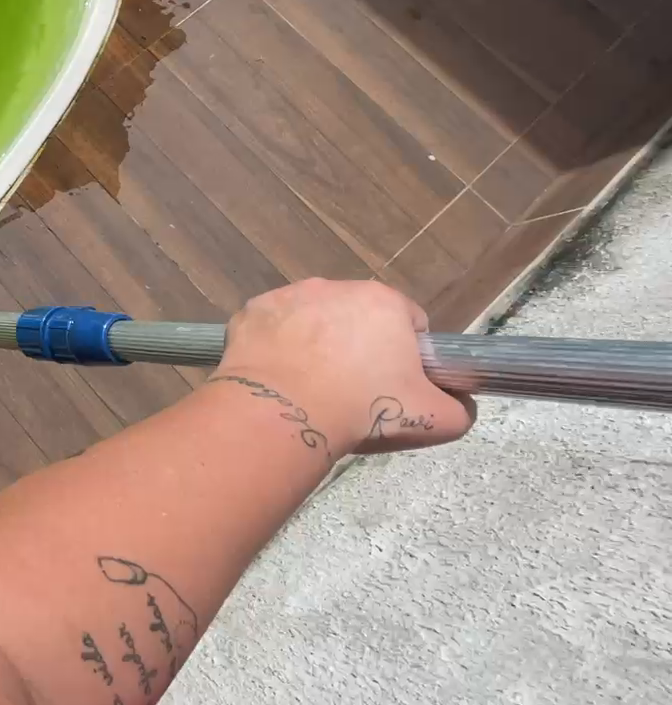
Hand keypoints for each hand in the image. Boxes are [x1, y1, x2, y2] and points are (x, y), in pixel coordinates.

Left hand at [210, 279, 474, 457]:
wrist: (282, 410)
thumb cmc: (365, 408)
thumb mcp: (441, 417)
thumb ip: (458, 402)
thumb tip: (453, 398)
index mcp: (380, 300)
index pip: (407, 319)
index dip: (406, 350)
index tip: (394, 377)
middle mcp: (328, 287)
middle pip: (353, 314)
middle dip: (356, 341)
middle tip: (350, 381)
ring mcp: (281, 296)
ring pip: (309, 317)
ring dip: (312, 338)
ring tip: (311, 378)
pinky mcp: (246, 312)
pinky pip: (271, 326)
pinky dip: (275, 343)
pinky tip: (279, 370)